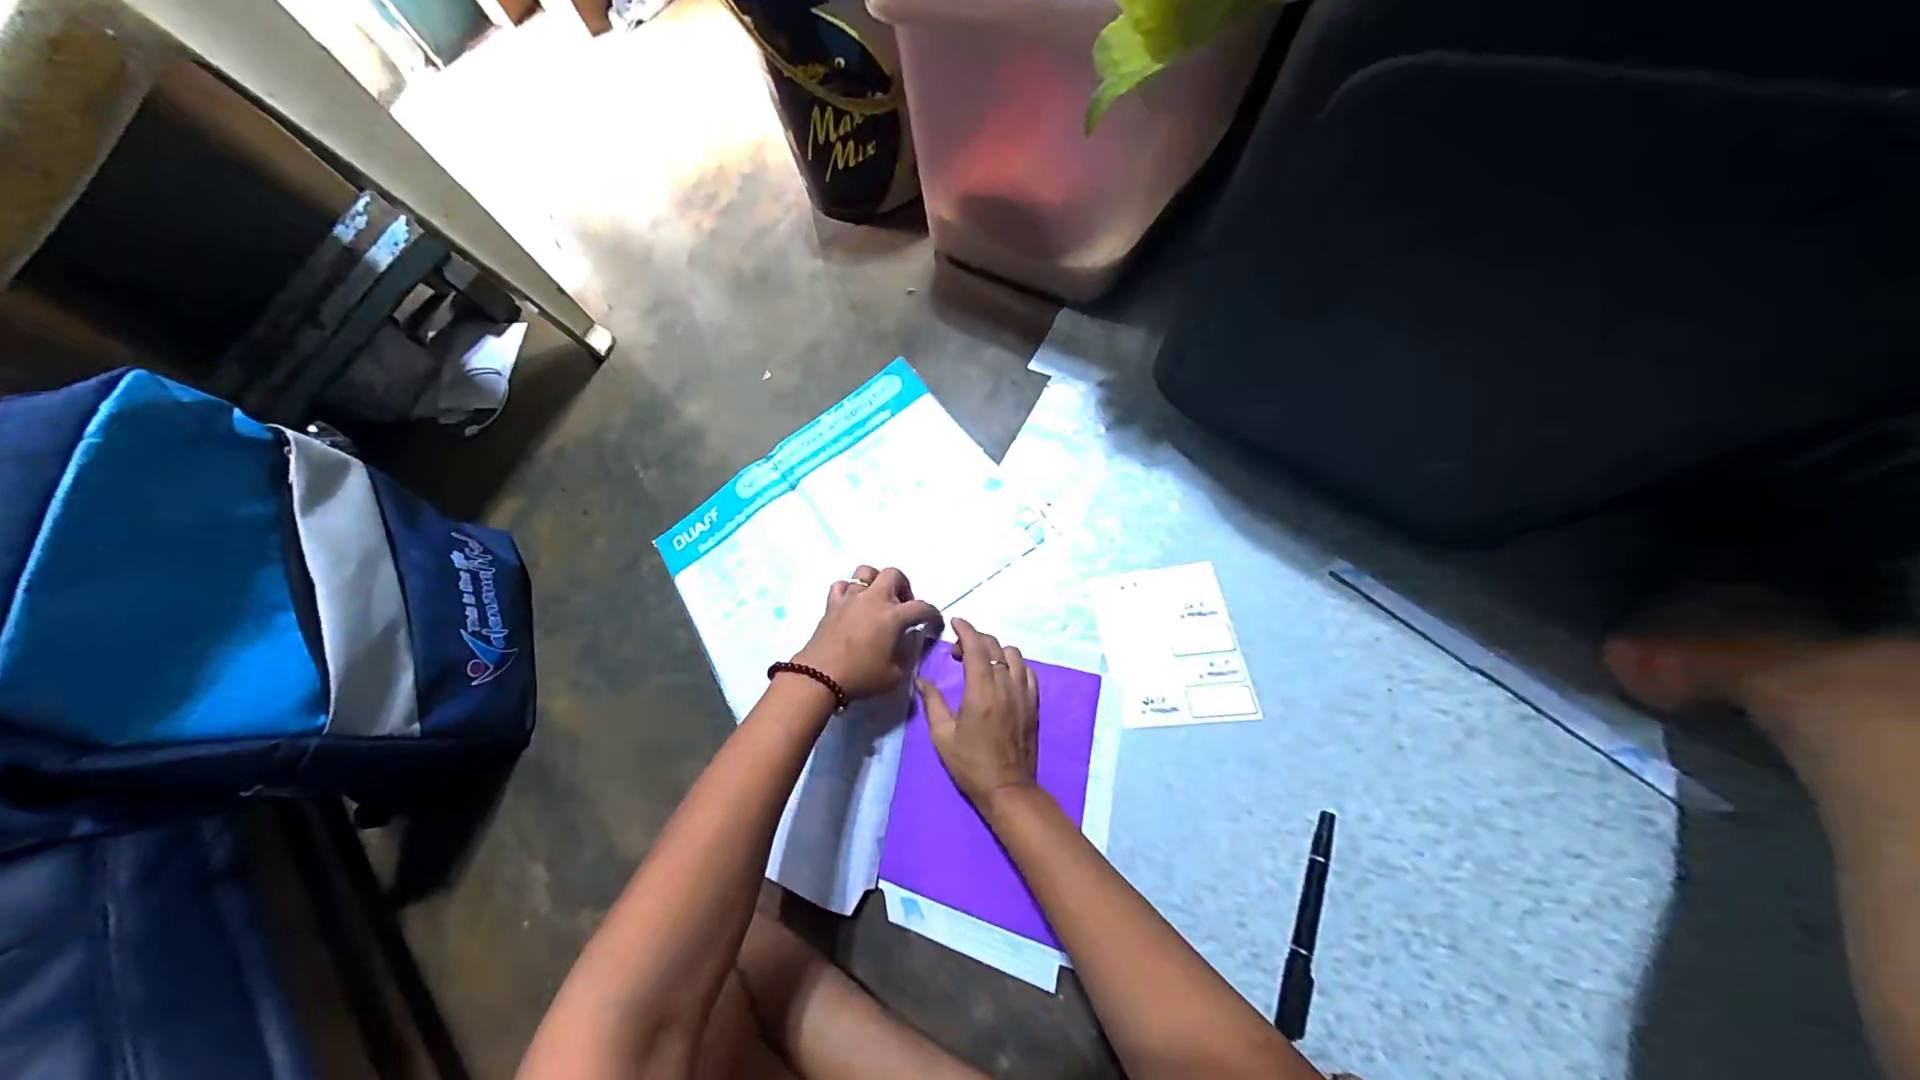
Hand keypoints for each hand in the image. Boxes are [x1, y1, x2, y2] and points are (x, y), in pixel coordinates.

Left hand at [791, 566, 941, 700]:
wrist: (819, 677)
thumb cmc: (860, 677)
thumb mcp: (894, 675)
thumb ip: (907, 654)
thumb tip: (910, 640)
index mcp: (893, 616)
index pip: (922, 607)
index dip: (933, 614)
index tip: (934, 624)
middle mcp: (873, 599)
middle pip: (893, 574)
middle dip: (904, 586)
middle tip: (903, 605)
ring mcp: (851, 598)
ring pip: (865, 572)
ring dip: (876, 581)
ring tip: (877, 598)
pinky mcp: (832, 604)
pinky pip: (841, 586)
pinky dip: (849, 591)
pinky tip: (852, 604)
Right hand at [919, 618, 1041, 809]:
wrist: (1008, 789)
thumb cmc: (971, 764)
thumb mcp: (942, 735)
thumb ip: (932, 702)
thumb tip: (921, 680)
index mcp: (982, 690)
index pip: (976, 646)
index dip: (966, 630)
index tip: (955, 622)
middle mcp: (1006, 685)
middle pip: (995, 646)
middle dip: (975, 640)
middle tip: (957, 654)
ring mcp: (1024, 693)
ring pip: (1014, 655)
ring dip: (995, 650)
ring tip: (980, 663)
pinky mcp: (1034, 704)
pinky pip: (1027, 672)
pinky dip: (1014, 665)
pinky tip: (1002, 676)